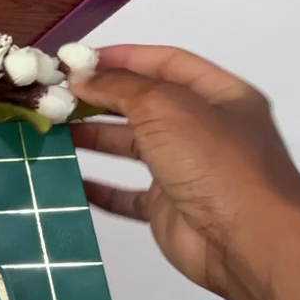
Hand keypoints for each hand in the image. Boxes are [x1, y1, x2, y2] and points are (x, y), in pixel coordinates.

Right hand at [70, 45, 299, 295]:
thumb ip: (118, 87)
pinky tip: (67, 177)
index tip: (75, 61)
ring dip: (91, 137)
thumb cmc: (213, 161)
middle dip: (99, 97)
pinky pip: (124, 192)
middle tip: (54, 96)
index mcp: (220, 97)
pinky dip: (96, 185)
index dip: (122, 57)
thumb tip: (79, 79)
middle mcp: (204, 129)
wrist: (249, 242)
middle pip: (143, 103)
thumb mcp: (164, 107)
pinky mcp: (167, 207)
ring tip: (51, 130)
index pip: (166, 62)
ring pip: (129, 146)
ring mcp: (186, 169)